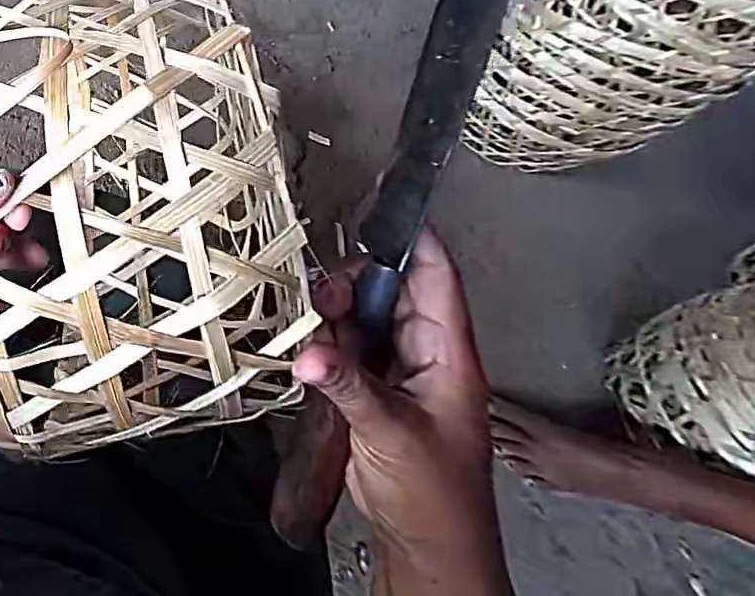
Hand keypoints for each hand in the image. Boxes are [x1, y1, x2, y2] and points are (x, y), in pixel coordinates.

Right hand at [293, 229, 510, 593]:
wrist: (425, 544)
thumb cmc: (435, 496)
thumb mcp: (393, 435)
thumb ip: (349, 388)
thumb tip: (308, 353)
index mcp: (447, 355)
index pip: (438, 282)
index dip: (419, 244)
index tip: (392, 209)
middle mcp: (420, 351)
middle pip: (387, 289)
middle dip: (353, 281)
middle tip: (326, 297)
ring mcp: (392, 366)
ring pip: (359, 313)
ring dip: (333, 312)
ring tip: (315, 326)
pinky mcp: (367, 382)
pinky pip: (342, 342)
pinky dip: (323, 337)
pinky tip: (310, 348)